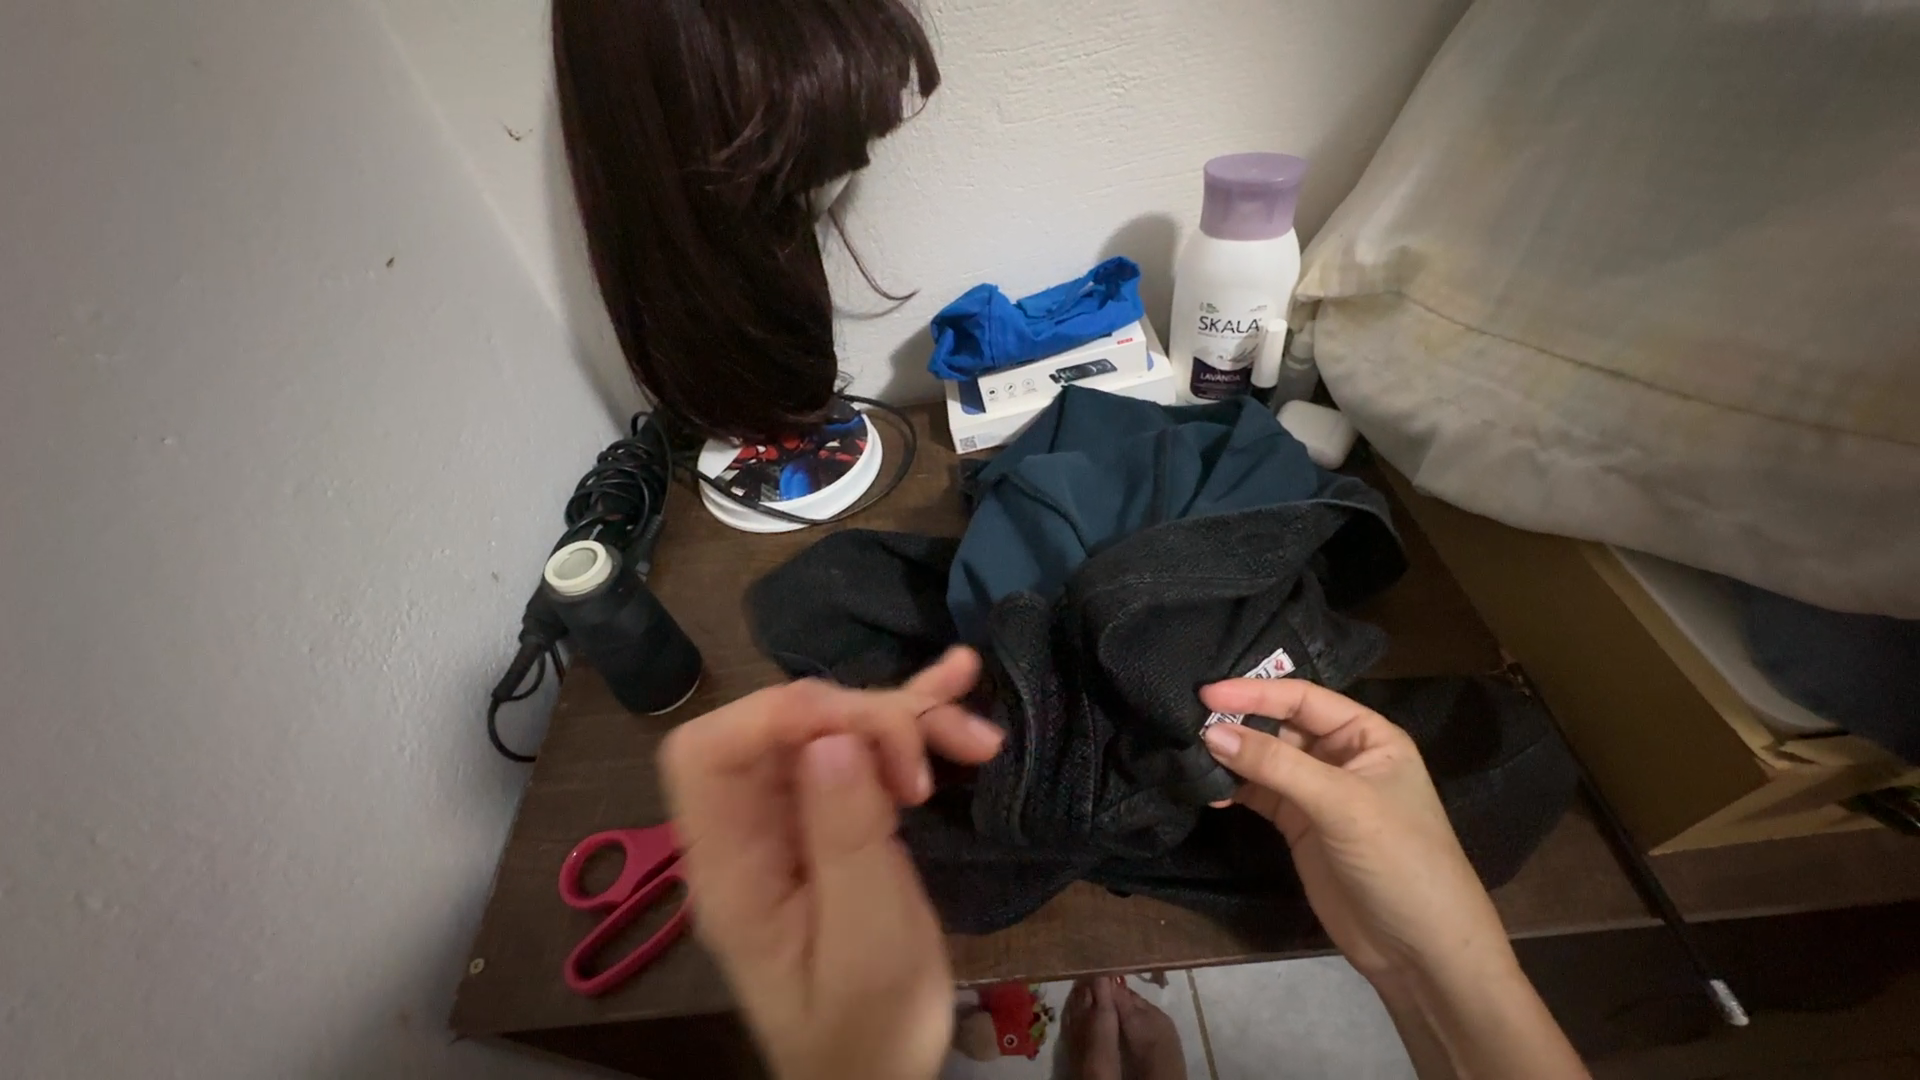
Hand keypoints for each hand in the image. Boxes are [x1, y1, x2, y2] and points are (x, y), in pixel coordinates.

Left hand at [660, 648, 1001, 1079]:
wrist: (881, 1065)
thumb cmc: (869, 1028)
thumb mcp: (867, 944)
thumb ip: (846, 839)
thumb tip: (832, 736)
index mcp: (732, 866)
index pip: (711, 754)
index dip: (776, 718)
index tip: (860, 733)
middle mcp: (755, 823)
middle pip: (785, 723)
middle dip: (863, 719)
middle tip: (923, 771)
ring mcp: (798, 809)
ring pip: (840, 722)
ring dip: (907, 716)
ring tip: (975, 740)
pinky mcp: (842, 803)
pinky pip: (872, 740)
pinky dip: (916, 708)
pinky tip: (958, 676)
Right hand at [1197, 679, 1509, 982]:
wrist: (1420, 953)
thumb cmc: (1398, 860)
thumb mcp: (1341, 804)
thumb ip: (1275, 764)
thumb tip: (1210, 733)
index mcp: (1366, 736)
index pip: (1302, 698)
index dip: (1254, 691)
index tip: (1206, 693)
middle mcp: (1339, 755)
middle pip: (1277, 723)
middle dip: (1237, 721)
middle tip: (1189, 718)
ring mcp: (1316, 790)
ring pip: (1263, 757)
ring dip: (1230, 755)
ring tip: (1191, 752)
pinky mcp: (1296, 822)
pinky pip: (1256, 791)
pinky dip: (1231, 788)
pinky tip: (1208, 790)